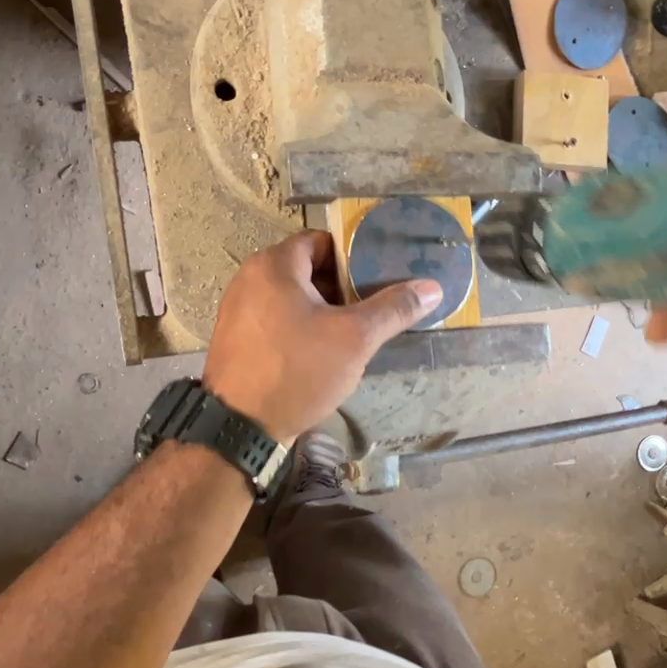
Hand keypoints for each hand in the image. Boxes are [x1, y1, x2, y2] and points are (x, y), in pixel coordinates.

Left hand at [203, 231, 441, 441]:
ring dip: (321, 310)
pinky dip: (298, 327)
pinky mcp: (234, 338)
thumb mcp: (355, 339)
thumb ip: (393, 309)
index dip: (352, 257)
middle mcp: (249, 278)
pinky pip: (274, 319)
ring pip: (291, 297)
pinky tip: (319, 354)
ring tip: (350, 334)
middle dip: (340, 287)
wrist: (240, 426)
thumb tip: (432, 287)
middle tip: (370, 310)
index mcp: (275, 265)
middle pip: (306, 268)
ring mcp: (237, 308)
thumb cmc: (298, 371)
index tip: (377, 279)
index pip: (321, 241)